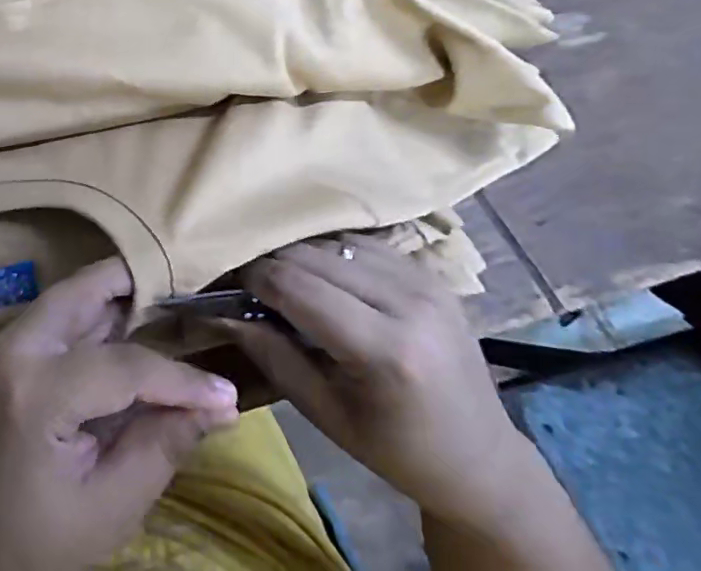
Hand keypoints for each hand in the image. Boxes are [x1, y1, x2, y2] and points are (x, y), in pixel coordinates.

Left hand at [0, 258, 240, 570]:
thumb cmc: (36, 538)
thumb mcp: (110, 507)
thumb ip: (162, 446)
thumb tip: (220, 404)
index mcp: (38, 392)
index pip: (125, 366)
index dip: (181, 378)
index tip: (226, 393)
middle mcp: (18, 348)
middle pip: (86, 291)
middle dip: (138, 282)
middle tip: (191, 286)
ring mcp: (9, 343)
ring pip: (72, 294)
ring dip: (120, 292)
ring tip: (172, 300)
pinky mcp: (10, 348)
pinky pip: (62, 313)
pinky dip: (100, 310)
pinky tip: (134, 324)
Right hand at [229, 237, 538, 526]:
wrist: (480, 457)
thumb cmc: (395, 448)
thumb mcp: (324, 413)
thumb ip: (271, 355)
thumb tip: (220, 310)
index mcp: (386, 351)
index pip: (295, 286)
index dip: (252, 278)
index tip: (229, 286)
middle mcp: (409, 304)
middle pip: (311, 256)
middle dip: (270, 264)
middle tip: (248, 284)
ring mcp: (426, 282)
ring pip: (333, 242)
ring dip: (299, 256)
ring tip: (284, 280)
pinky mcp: (432, 274)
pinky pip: (362, 243)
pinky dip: (331, 253)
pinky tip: (323, 276)